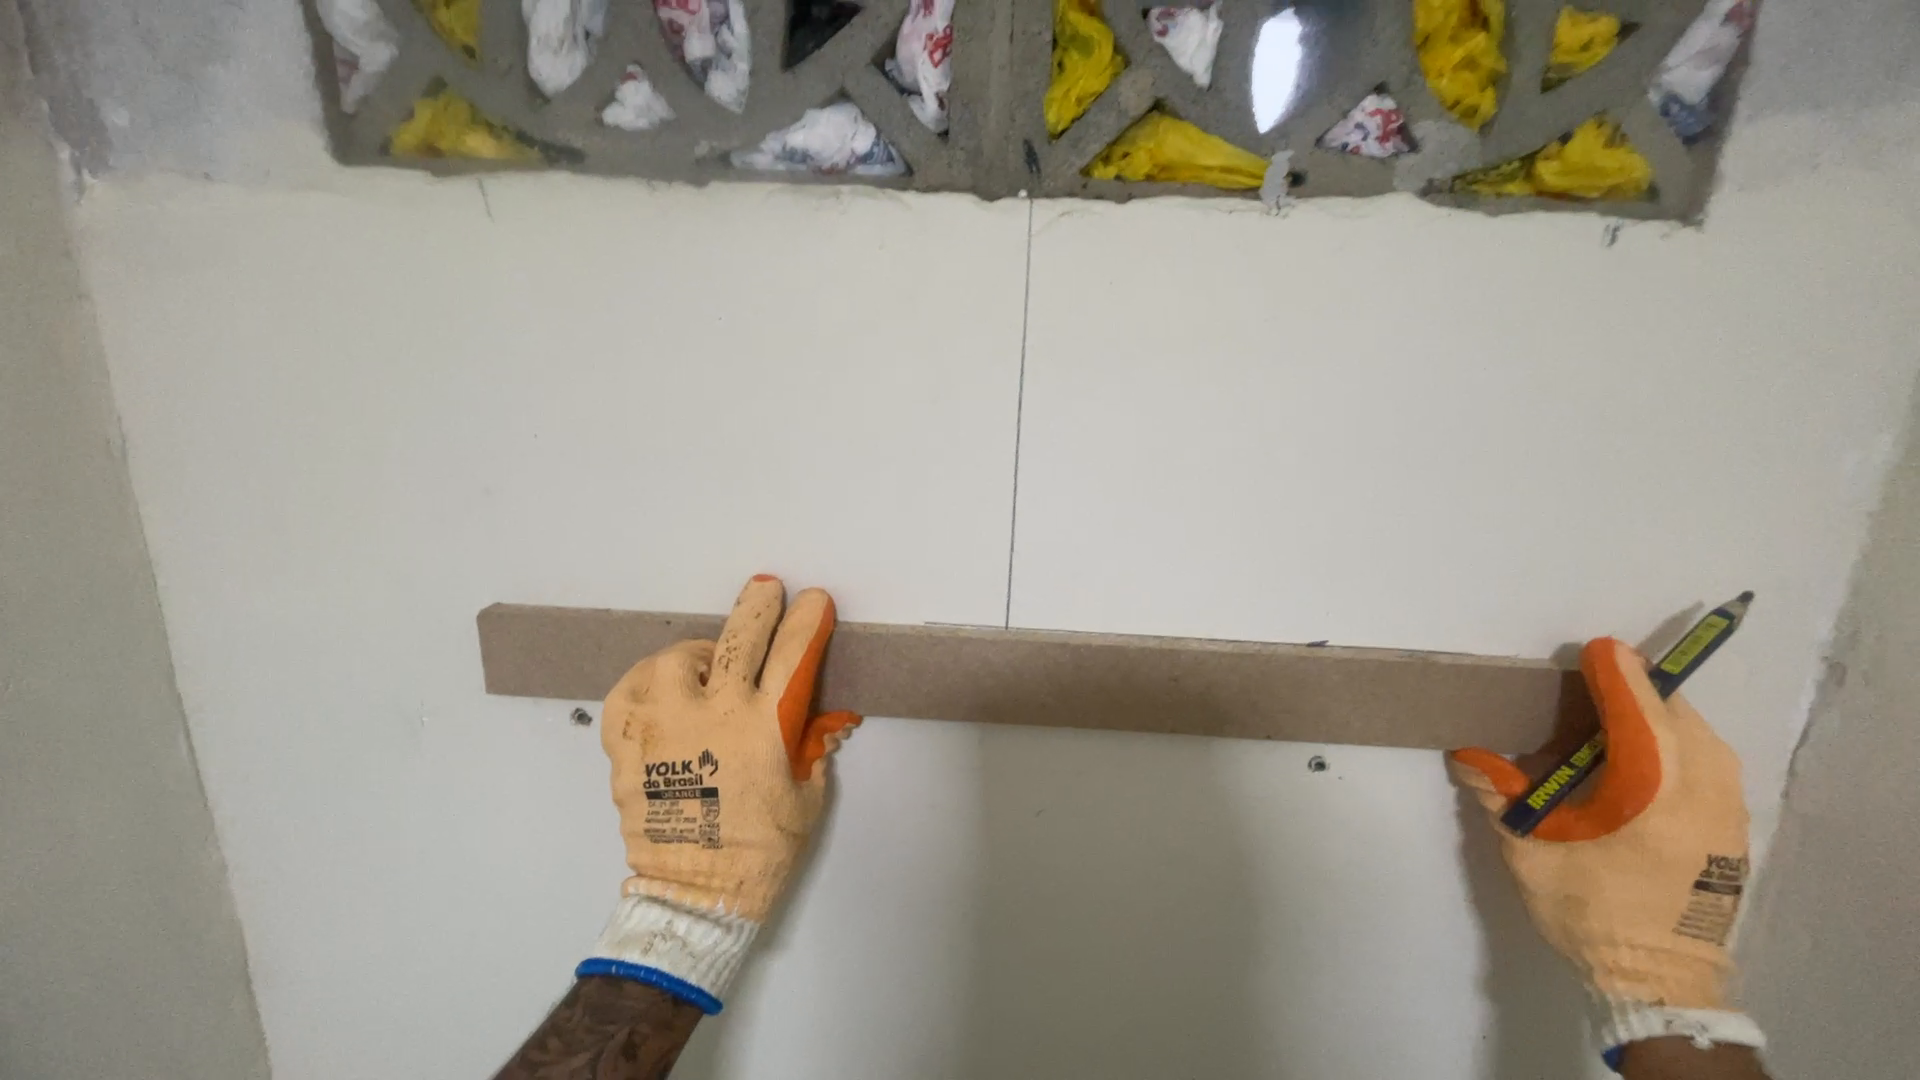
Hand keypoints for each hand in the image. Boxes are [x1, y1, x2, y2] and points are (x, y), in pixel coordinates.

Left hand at [578, 575, 859, 1012]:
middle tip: (766, 590)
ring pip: (671, 661)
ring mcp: (660, 729)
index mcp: (761, 729)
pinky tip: (661, 691)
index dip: (807, 622)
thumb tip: (824, 716)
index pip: (792, 656)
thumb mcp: (808, 798)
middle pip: (736, 641)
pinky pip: (628, 695)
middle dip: (757, 608)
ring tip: (707, 668)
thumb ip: (813, 747)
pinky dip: (646, 684)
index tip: (814, 601)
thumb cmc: (763, 851)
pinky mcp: (625, 750)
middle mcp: (710, 717)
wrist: (696, 898)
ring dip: (696, 655)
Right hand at [1451, 638, 1764, 1062]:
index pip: (1644, 722)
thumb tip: (1464, 753)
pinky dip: (1676, 742)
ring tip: (1610, 711)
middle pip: (1682, 723)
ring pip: (1701, 741)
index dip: (1620, 681)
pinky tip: (1637, 751)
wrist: (1657, 980)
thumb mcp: (1530, 851)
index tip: (1596, 649)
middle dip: (1641, 692)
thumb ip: (1500, 794)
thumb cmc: (1588, 911)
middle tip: (1592, 678)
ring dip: (1659, 716)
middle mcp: (1704, 802)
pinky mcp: (1728, 829)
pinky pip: (1708, 764)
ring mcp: (1725, 816)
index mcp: (1655, 805)